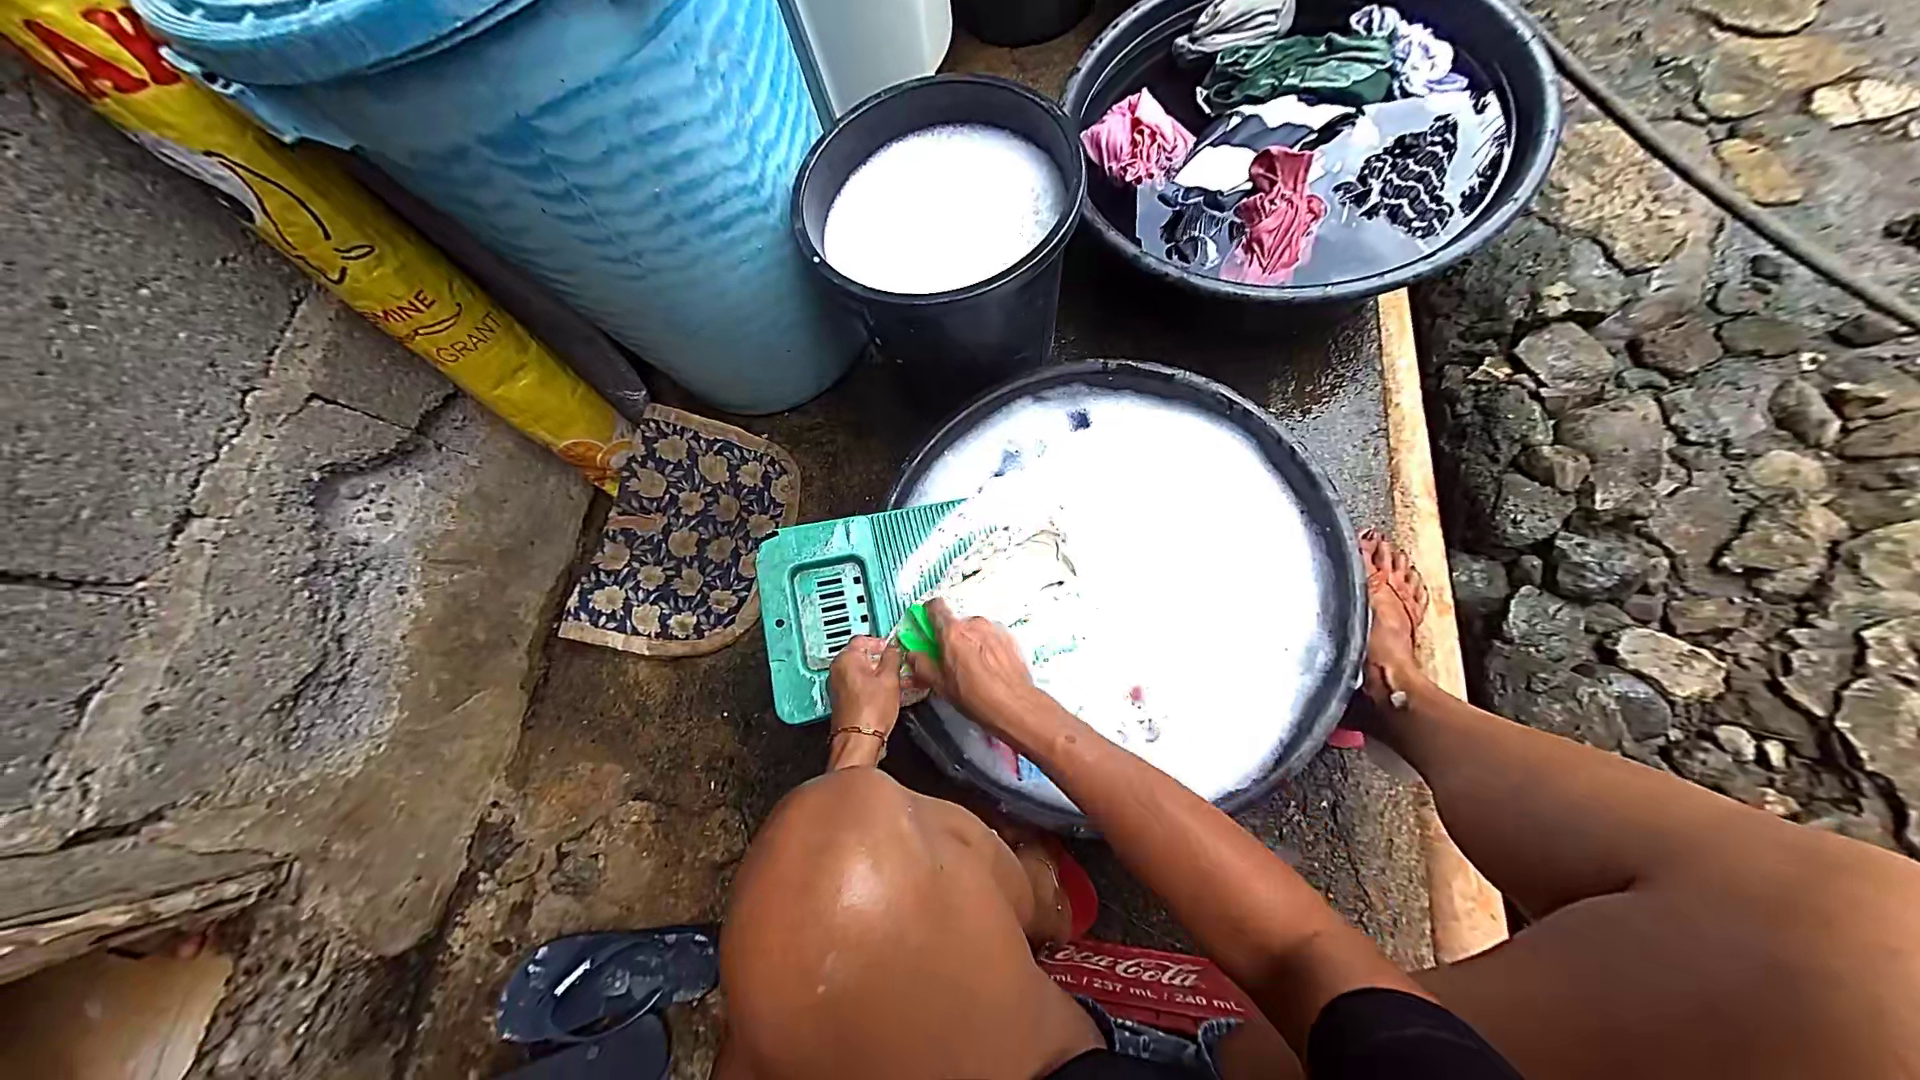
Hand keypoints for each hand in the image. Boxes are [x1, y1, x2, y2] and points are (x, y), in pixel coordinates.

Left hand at [827, 636, 902, 733]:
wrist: (859, 739)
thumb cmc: (871, 710)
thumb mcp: (890, 678)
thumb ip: (892, 657)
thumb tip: (893, 648)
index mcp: (846, 658)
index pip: (863, 639)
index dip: (881, 642)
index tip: (893, 649)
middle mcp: (837, 669)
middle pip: (860, 655)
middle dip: (879, 659)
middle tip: (896, 664)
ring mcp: (837, 685)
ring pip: (859, 670)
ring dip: (875, 672)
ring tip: (893, 680)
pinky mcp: (841, 699)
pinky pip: (856, 684)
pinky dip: (869, 684)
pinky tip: (883, 693)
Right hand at [906, 599, 1050, 738]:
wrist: (1015, 705)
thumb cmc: (977, 697)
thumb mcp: (941, 685)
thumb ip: (923, 665)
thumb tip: (913, 656)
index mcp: (952, 632)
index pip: (935, 607)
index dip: (928, 615)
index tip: (926, 628)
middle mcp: (974, 625)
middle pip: (956, 623)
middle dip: (950, 637)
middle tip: (949, 658)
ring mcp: (994, 630)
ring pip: (975, 630)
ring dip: (970, 642)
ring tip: (971, 667)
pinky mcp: (1009, 638)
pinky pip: (991, 637)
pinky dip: (987, 647)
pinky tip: (988, 668)